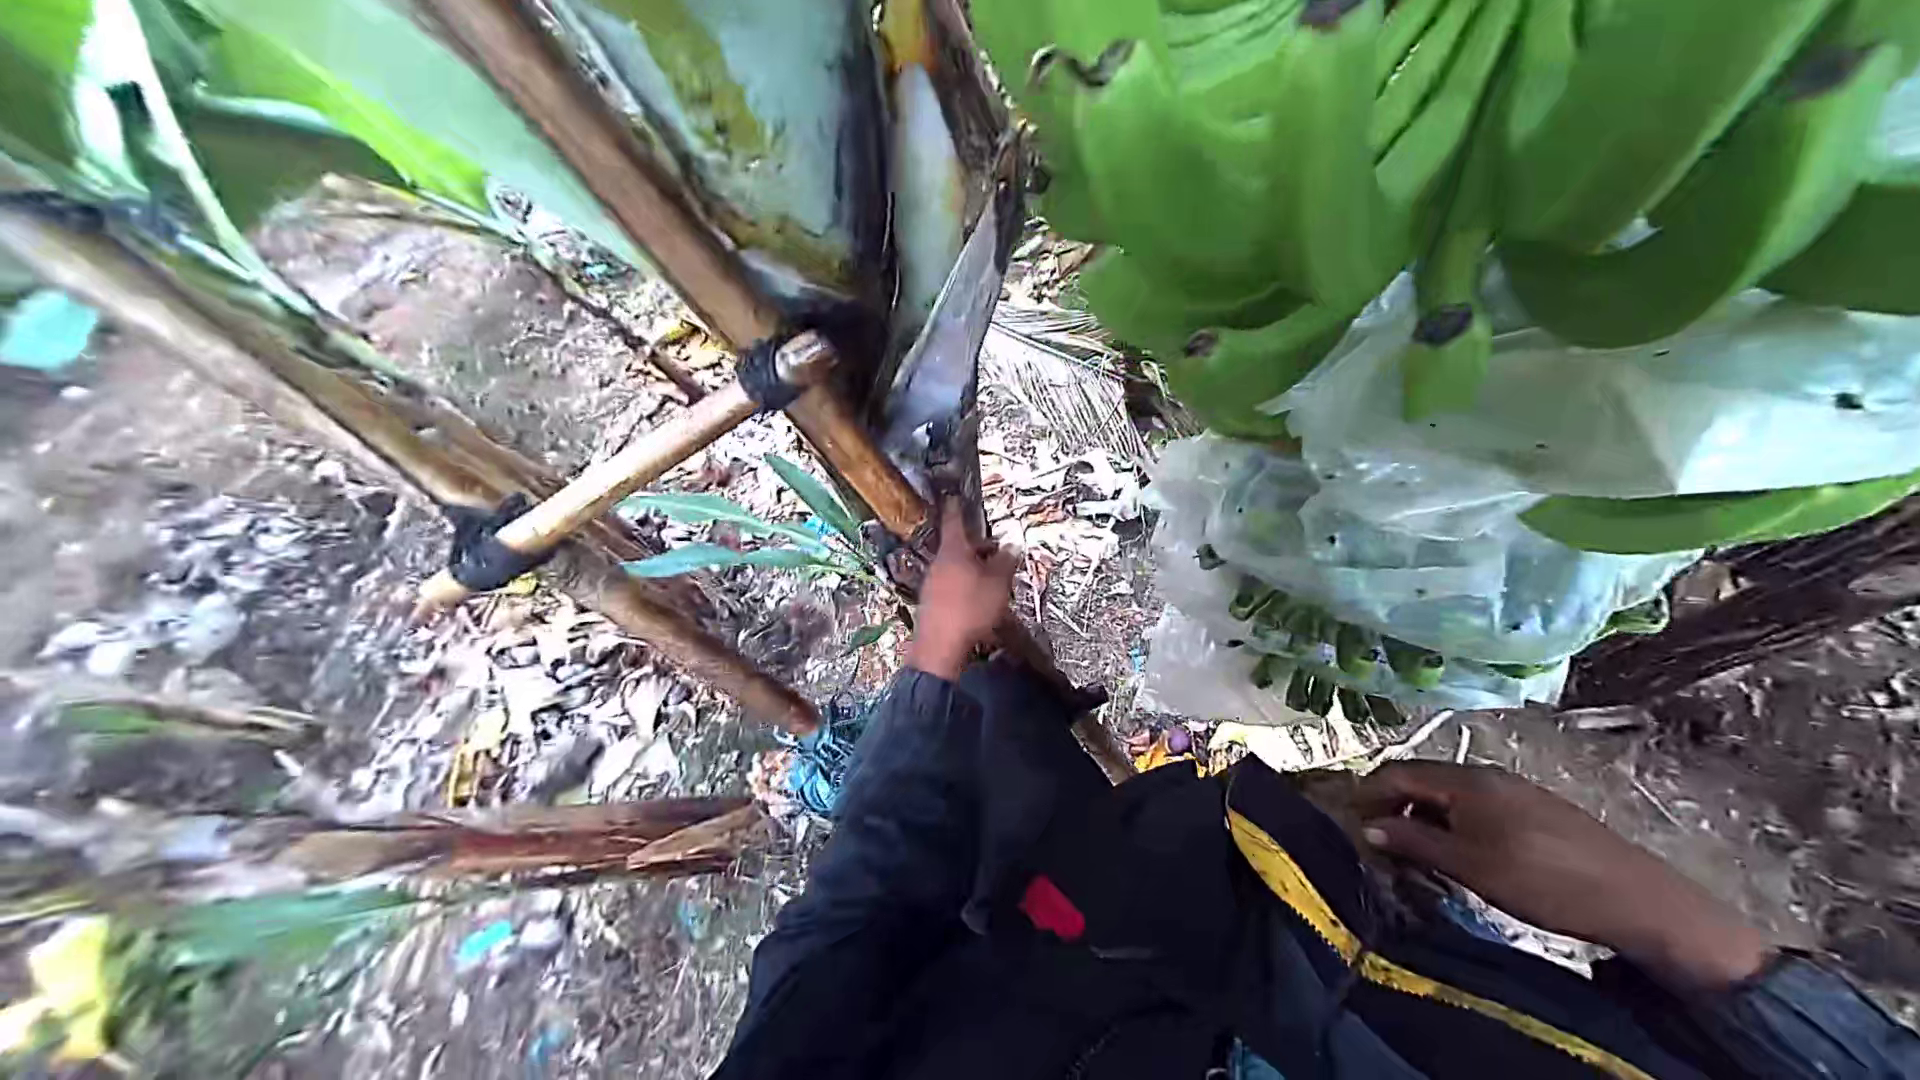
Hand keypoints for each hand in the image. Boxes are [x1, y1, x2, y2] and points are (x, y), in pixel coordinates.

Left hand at [905, 499, 1017, 680]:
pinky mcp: (931, 602)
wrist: (940, 647)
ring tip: (993, 579)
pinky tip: (978, 599)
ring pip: (955, 566)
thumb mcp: (997, 584)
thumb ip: (1005, 562)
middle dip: (978, 547)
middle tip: (997, 550)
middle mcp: (938, 563)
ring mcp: (932, 583)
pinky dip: (965, 584)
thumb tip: (1011, 547)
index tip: (955, 496)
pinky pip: (951, 584)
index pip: (954, 521)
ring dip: (973, 568)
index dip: (956, 507)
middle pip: (958, 546)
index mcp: (953, 551)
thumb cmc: (970, 609)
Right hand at [1355, 761, 1771, 991]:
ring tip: (1415, 849)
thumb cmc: (1544, 881)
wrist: (1644, 903)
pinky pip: (1475, 805)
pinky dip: (1451, 821)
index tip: (1351, 821)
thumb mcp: (1469, 866)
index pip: (1397, 773)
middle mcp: (1486, 774)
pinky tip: (1458, 849)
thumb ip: (1413, 842)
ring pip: (1448, 794)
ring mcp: (1513, 789)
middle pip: (1421, 779)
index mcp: (1466, 780)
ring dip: (1422, 816)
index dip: (1368, 794)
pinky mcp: (1534, 809)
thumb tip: (1368, 829)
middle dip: (1393, 805)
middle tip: (1379, 839)